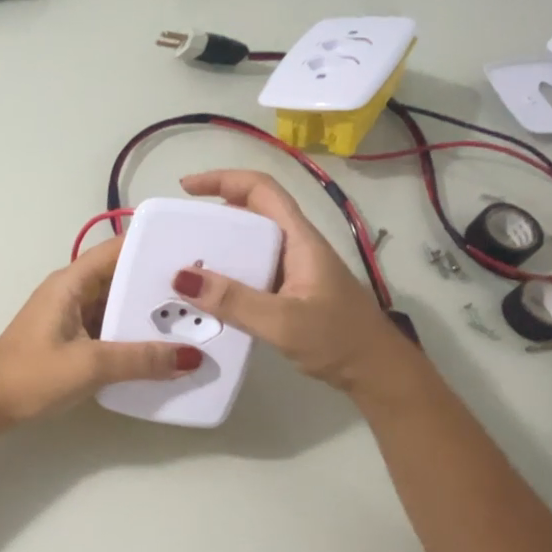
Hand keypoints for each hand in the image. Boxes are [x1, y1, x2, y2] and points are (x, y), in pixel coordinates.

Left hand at [0, 236, 202, 422]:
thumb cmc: (32, 376)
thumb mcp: (91, 365)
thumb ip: (141, 359)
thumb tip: (191, 357)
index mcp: (70, 283)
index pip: (118, 250)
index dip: (155, 247)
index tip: (194, 249)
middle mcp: (72, 292)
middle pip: (122, 278)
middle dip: (160, 284)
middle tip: (206, 290)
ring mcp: (71, 316)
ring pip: (117, 305)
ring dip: (148, 313)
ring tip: (195, 318)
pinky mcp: (72, 340)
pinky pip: (110, 328)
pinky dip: (133, 334)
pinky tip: (163, 348)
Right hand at [170, 169, 407, 391]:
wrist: (376, 371)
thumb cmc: (337, 339)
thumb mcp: (282, 321)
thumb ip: (233, 300)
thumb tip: (181, 277)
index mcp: (299, 239)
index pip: (260, 190)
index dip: (223, 179)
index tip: (186, 188)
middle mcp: (295, 247)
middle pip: (250, 214)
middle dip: (211, 217)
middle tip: (175, 237)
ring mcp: (293, 271)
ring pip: (248, 247)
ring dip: (216, 251)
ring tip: (181, 267)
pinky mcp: (289, 294)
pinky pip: (250, 275)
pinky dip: (226, 279)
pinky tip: (206, 299)